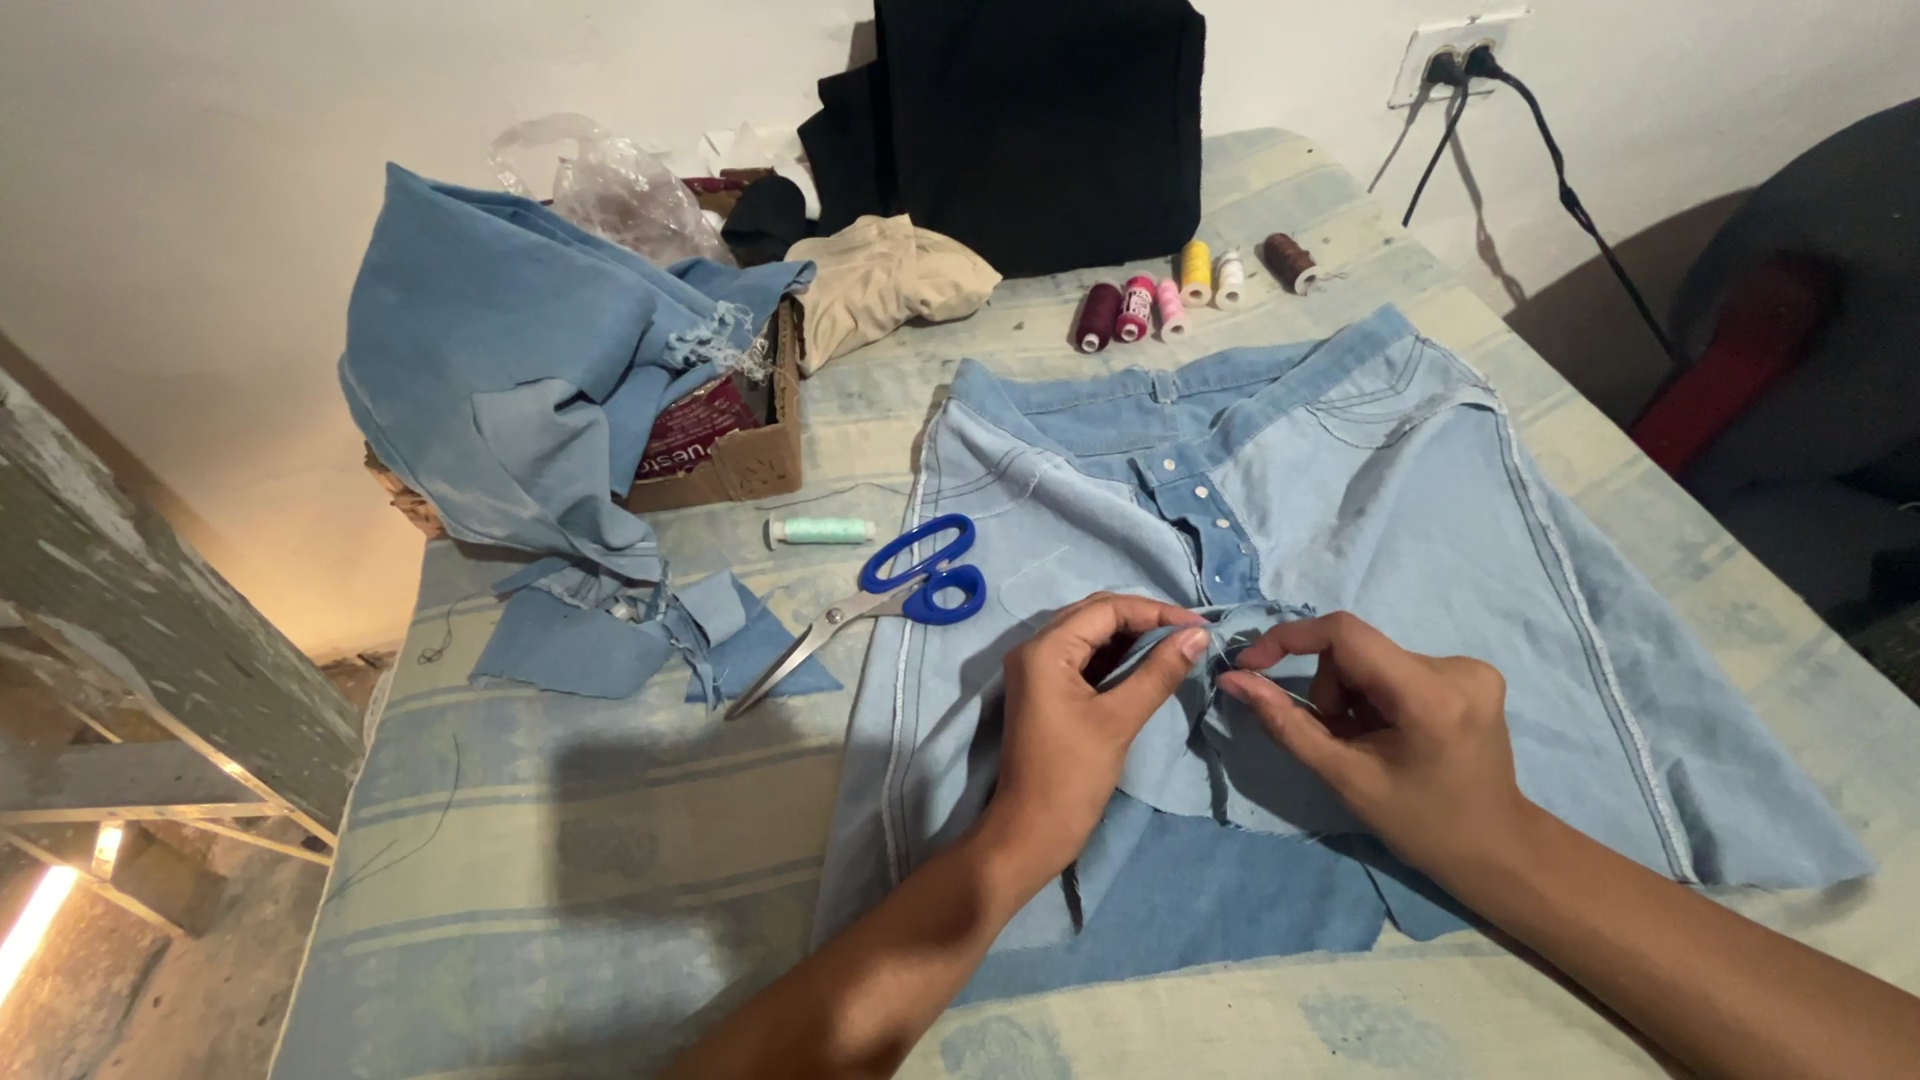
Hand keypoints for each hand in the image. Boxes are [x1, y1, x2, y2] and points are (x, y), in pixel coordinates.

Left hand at [982, 593, 1208, 888]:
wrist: (1031, 830)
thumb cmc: (1072, 775)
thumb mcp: (1119, 719)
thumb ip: (1158, 672)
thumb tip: (1197, 636)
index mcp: (1044, 648)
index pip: (1105, 609)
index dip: (1154, 612)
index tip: (1198, 627)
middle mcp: (1034, 648)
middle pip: (1095, 615)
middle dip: (1143, 620)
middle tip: (1190, 635)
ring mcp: (1036, 668)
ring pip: (1090, 635)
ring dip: (1131, 638)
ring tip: (1177, 647)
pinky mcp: (1044, 689)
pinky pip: (1083, 658)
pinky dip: (1115, 658)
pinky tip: (1148, 665)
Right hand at [1217, 612, 1535, 879]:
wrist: (1496, 850)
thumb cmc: (1419, 823)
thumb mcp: (1342, 776)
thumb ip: (1285, 722)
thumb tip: (1233, 678)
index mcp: (1430, 695)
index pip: (1345, 633)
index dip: (1289, 638)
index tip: (1253, 663)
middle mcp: (1456, 668)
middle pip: (1353, 651)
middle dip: (1329, 690)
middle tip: (1338, 738)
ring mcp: (1469, 669)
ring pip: (1369, 659)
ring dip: (1350, 695)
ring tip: (1366, 741)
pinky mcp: (1469, 674)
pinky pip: (1391, 666)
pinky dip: (1373, 695)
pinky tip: (1389, 732)